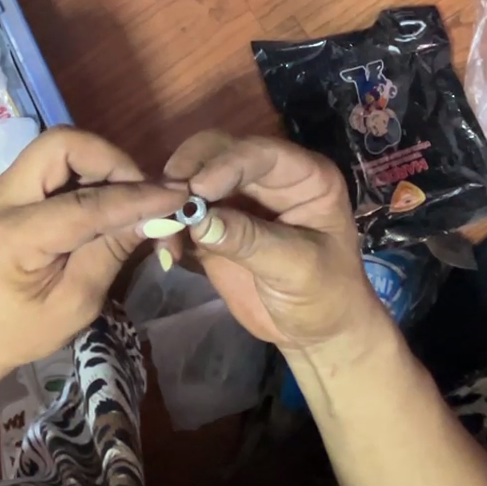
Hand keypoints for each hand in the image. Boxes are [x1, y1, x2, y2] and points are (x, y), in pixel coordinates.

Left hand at [0, 127, 186, 383]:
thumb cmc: (22, 330)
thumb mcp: (76, 304)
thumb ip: (111, 252)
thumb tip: (159, 214)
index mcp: (13, 238)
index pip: (84, 203)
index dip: (135, 197)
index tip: (177, 197)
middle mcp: (1, 198)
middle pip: (62, 144)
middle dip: (111, 160)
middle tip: (143, 193)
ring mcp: (2, 187)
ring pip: (59, 145)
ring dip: (101, 163)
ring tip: (130, 197)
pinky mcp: (11, 186)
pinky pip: (55, 161)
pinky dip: (88, 171)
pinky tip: (109, 200)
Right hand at [164, 131, 390, 351]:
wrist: (315, 333)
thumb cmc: (326, 297)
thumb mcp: (298, 268)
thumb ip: (250, 241)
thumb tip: (199, 222)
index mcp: (302, 177)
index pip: (259, 154)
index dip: (226, 164)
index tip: (198, 188)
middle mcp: (265, 177)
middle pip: (216, 152)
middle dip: (188, 171)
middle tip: (166, 200)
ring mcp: (235, 198)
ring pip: (191, 177)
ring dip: (171, 199)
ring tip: (160, 230)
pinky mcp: (211, 224)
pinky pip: (181, 213)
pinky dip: (167, 225)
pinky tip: (166, 250)